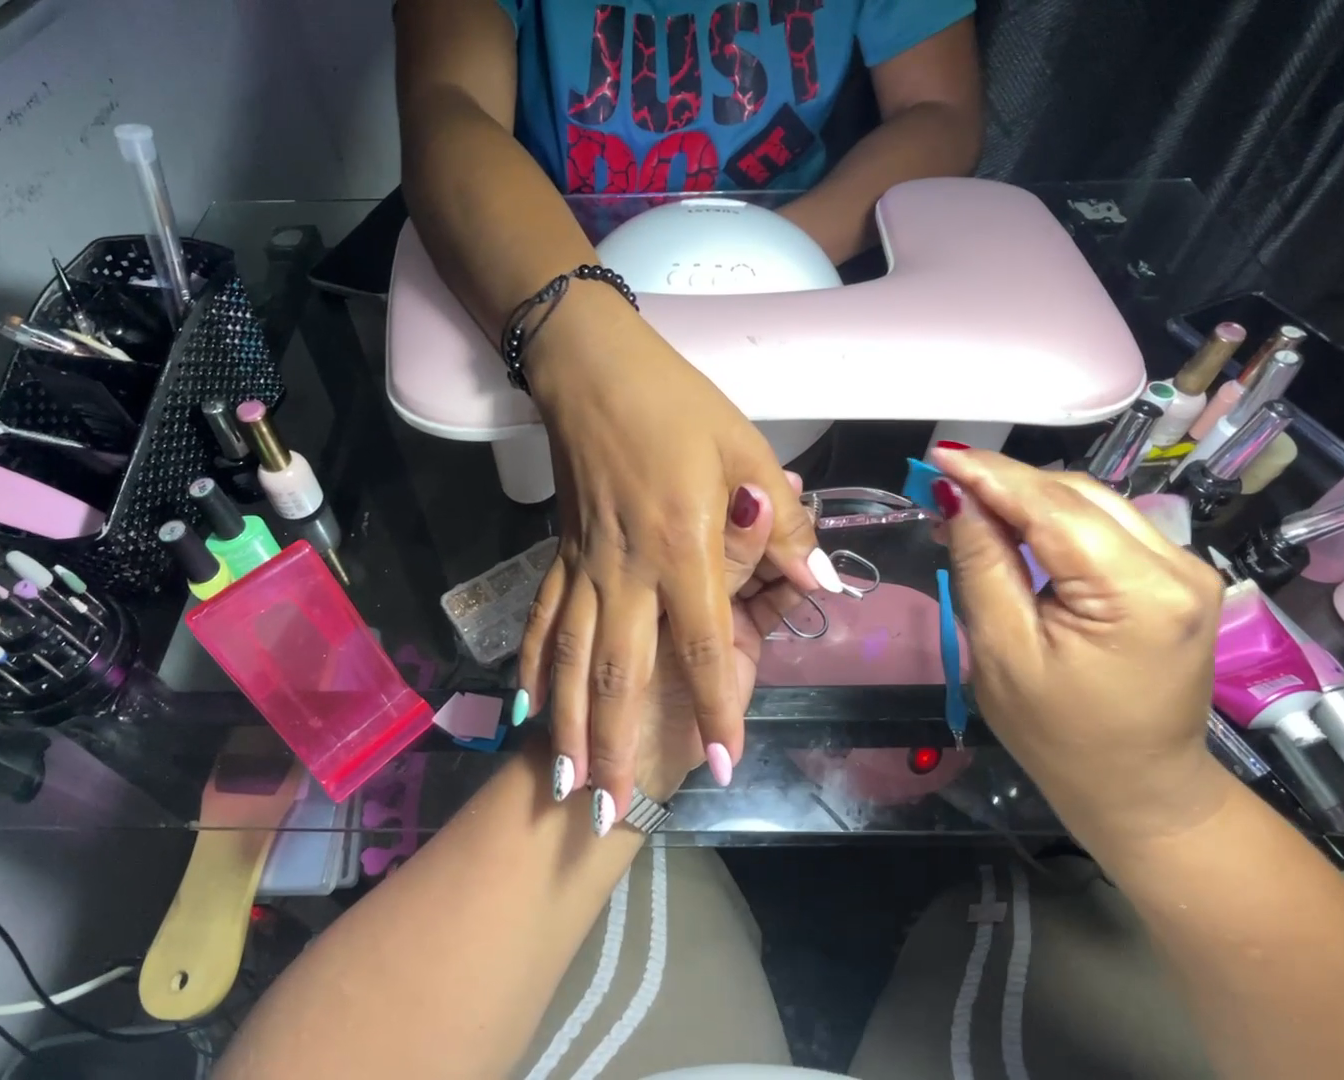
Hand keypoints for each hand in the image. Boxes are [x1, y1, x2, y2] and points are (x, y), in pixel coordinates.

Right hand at [519, 289, 828, 827]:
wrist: (591, 371)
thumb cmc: (676, 406)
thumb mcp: (745, 450)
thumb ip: (782, 526)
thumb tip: (819, 582)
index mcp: (681, 548)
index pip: (702, 645)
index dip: (716, 708)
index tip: (723, 764)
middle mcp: (627, 573)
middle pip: (619, 673)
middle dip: (616, 746)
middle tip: (609, 811)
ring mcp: (584, 568)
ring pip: (571, 660)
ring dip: (567, 725)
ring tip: (563, 782)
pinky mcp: (558, 556)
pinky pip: (541, 621)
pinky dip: (531, 668)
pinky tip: (524, 706)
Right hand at [931, 447, 1229, 845]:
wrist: (1139, 788)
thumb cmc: (1059, 736)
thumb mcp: (1004, 652)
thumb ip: (982, 565)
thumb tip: (954, 496)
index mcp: (1138, 593)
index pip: (1054, 509)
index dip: (991, 476)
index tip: (936, 455)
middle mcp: (1177, 567)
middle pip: (1078, 497)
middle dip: (1006, 484)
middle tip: (939, 486)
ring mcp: (1185, 569)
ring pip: (1092, 504)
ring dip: (1027, 499)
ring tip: (965, 507)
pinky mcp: (1176, 577)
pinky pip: (1105, 527)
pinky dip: (1053, 520)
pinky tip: (1011, 527)